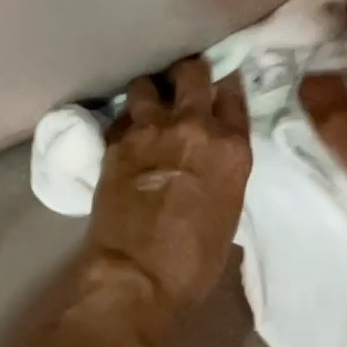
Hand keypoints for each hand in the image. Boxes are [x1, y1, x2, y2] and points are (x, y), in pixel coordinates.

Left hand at [81, 56, 251, 323]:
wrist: (137, 274)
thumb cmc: (195, 260)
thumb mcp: (228, 210)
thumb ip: (222, 170)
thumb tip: (209, 158)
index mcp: (230, 147)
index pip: (232, 93)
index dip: (225, 85)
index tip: (219, 84)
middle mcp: (191, 126)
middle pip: (191, 72)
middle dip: (188, 73)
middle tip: (183, 84)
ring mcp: (149, 129)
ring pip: (146, 83)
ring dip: (149, 92)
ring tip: (148, 105)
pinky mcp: (114, 140)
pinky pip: (122, 115)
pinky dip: (126, 120)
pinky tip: (127, 133)